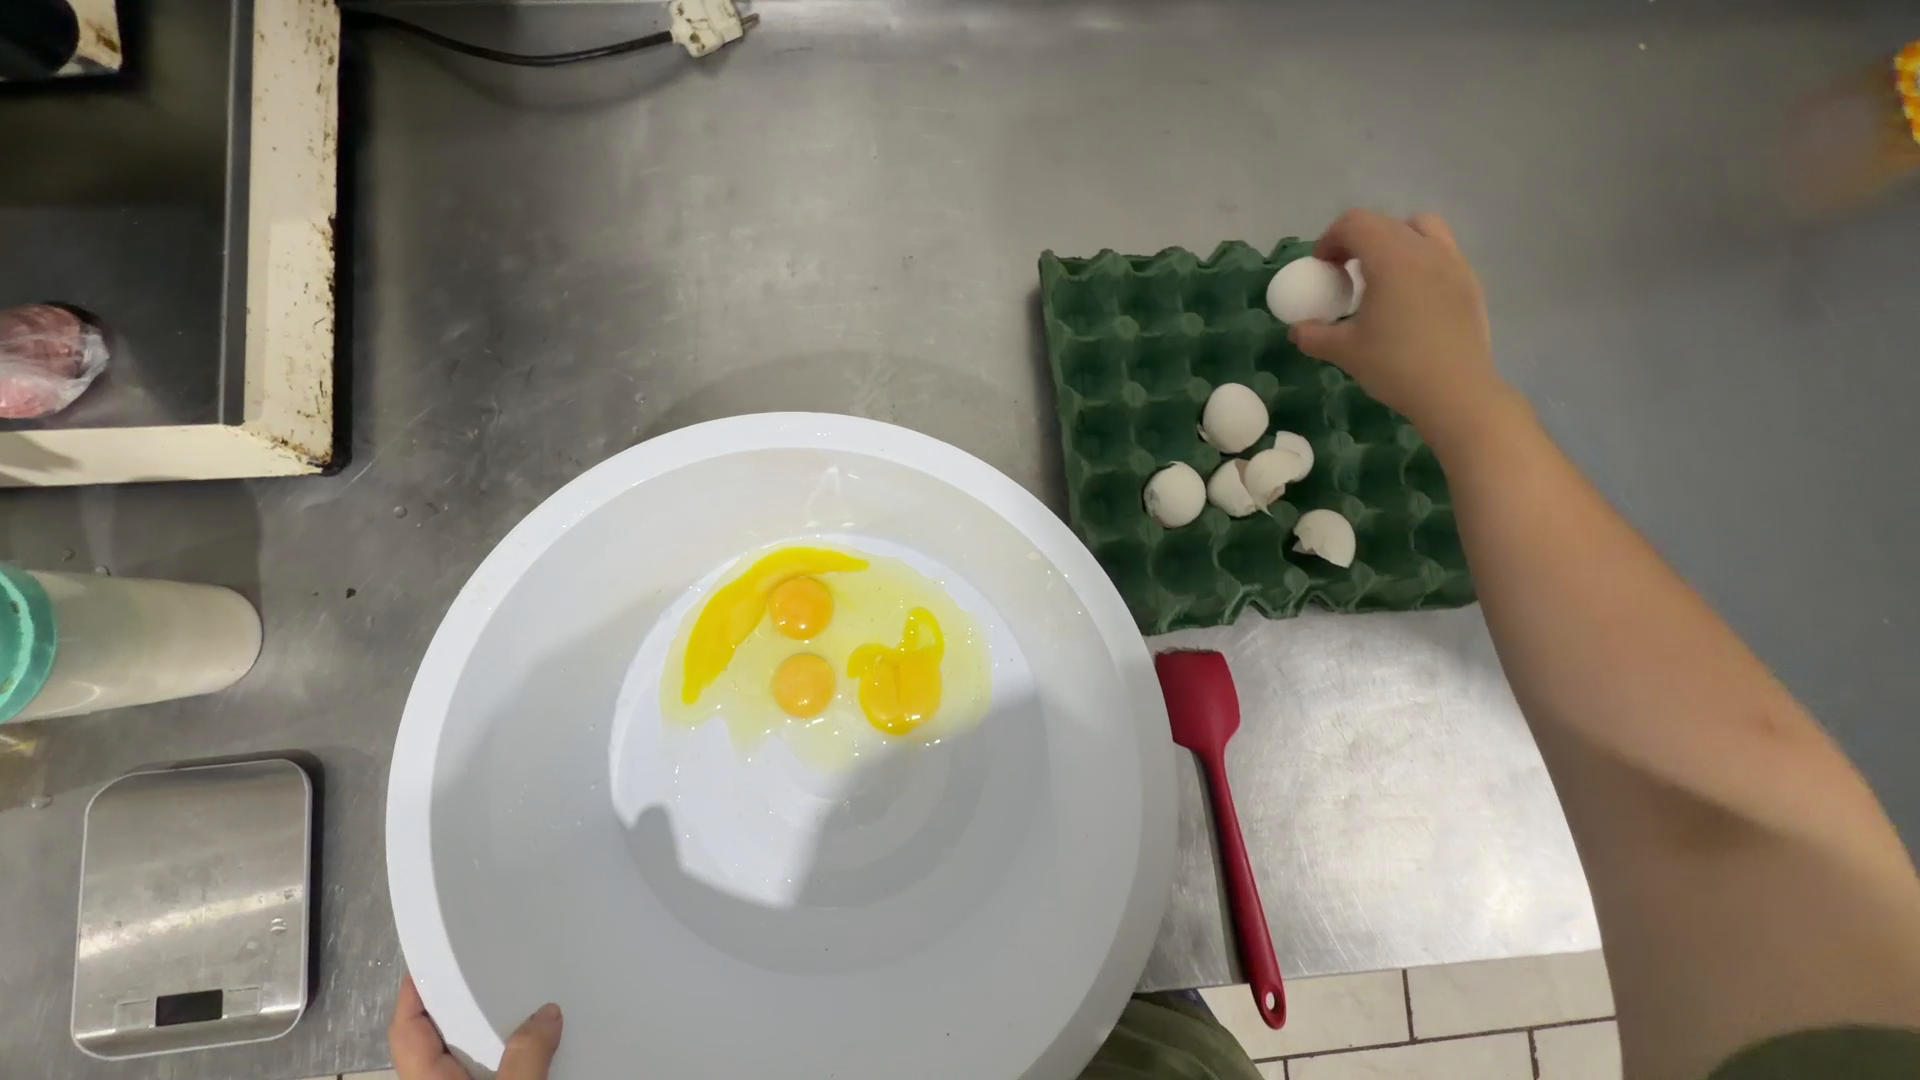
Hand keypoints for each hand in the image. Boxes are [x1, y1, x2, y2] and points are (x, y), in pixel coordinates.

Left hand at [389, 973, 562, 1079]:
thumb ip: (526, 1056)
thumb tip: (547, 1013)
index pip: (408, 1029)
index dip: (415, 990)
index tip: (433, 954)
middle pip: (442, 1035)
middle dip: (465, 999)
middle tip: (495, 960)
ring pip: (473, 1051)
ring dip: (496, 1025)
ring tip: (526, 992)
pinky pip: (499, 1064)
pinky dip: (515, 1046)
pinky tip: (541, 1036)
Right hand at [1288, 210, 1511, 447]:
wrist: (1455, 391)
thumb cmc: (1395, 365)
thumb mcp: (1343, 352)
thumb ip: (1313, 335)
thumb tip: (1297, 330)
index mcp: (1391, 258)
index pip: (1355, 223)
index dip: (1330, 239)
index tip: (1321, 268)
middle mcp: (1425, 249)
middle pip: (1386, 223)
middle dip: (1359, 241)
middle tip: (1345, 275)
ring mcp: (1454, 263)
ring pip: (1422, 229)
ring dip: (1395, 242)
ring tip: (1382, 278)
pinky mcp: (1470, 282)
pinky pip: (1441, 254)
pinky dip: (1419, 262)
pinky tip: (1410, 301)